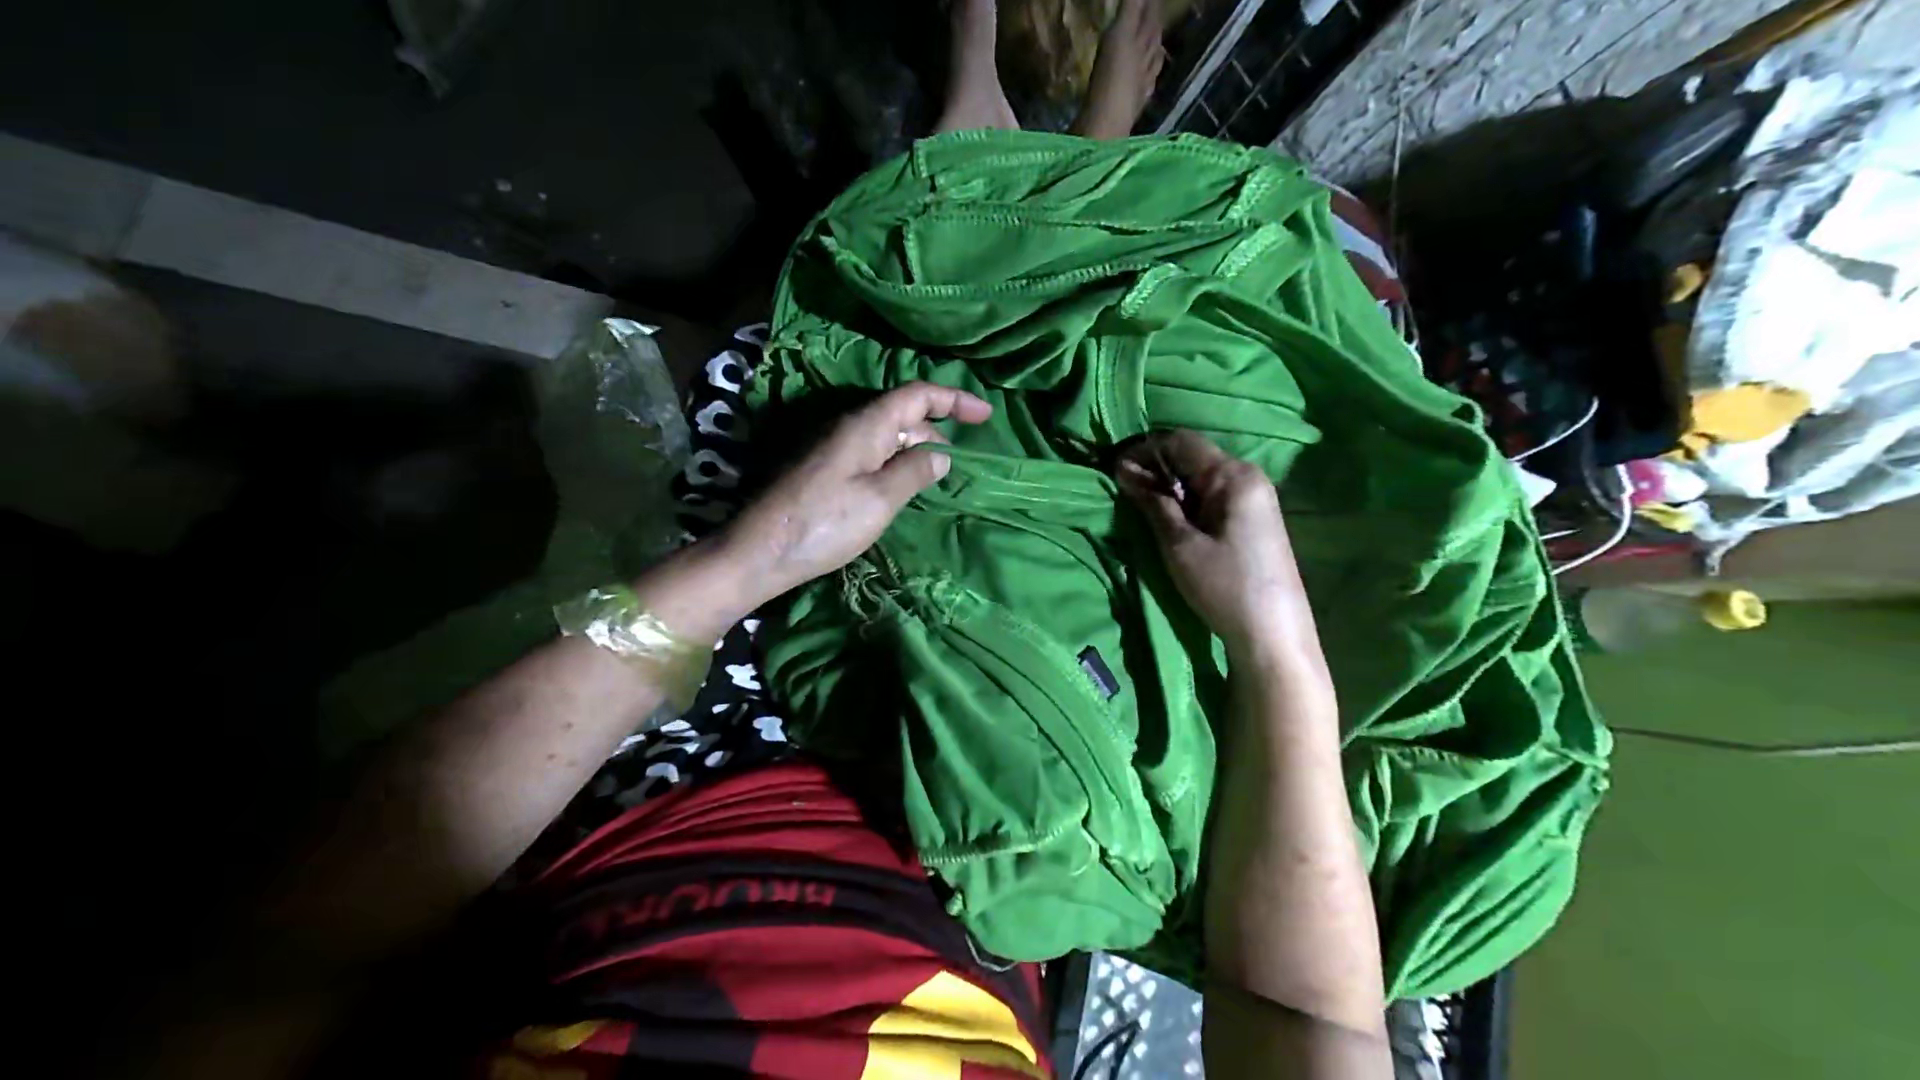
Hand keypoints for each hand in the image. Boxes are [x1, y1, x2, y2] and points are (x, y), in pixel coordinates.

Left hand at [723, 381, 993, 601]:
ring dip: (916, 450)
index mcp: (866, 426)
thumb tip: (942, 454)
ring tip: (937, 478)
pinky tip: (903, 488)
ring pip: (887, 437)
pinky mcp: (826, 471)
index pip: (917, 395)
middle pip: (902, 415)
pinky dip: (896, 464)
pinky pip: (872, 455)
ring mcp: (835, 449)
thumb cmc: (824, 524)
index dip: (953, 400)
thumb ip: (914, 472)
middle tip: (960, 463)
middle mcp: (850, 428)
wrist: (761, 551)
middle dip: (937, 431)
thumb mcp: (879, 499)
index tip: (986, 414)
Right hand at [1115, 431, 1322, 669]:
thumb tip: (1124, 469)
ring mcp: (1254, 497)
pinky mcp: (1252, 518)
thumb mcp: (1180, 544)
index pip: (1181, 442)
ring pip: (1200, 477)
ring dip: (1169, 486)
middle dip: (1155, 468)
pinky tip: (1169, 520)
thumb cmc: (1224, 586)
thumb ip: (1153, 502)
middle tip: (1122, 490)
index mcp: (1234, 475)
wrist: (1272, 633)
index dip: (1144, 450)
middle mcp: (1248, 476)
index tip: (1113, 470)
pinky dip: (1186, 501)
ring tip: (1140, 507)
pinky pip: (1212, 495)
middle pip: (1192, 456)